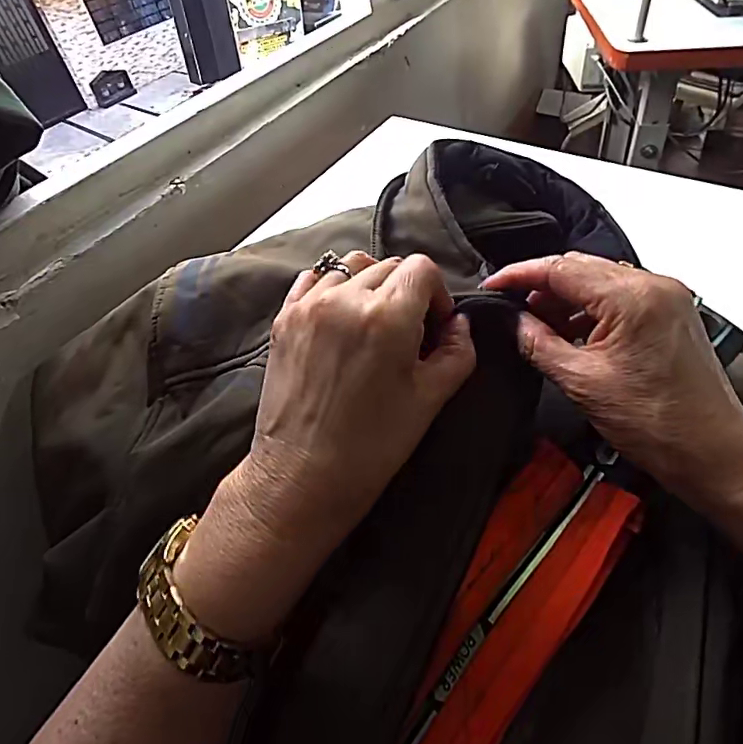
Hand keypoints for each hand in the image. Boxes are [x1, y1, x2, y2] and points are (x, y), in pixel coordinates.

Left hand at [175, 251, 475, 641]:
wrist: (302, 476)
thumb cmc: (374, 444)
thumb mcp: (432, 398)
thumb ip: (458, 350)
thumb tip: (458, 323)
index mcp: (387, 317)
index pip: (423, 269)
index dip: (438, 294)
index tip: (434, 326)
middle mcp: (345, 299)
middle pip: (390, 266)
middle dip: (408, 292)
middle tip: (408, 333)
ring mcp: (309, 306)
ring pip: (353, 266)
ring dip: (372, 285)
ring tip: (373, 323)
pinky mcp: (284, 319)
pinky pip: (314, 279)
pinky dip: (334, 287)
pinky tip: (341, 318)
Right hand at [483, 253, 742, 509]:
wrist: (713, 453)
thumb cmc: (662, 426)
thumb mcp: (582, 383)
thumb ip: (539, 344)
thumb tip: (516, 323)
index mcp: (633, 297)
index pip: (561, 268)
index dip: (520, 275)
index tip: (495, 286)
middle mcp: (656, 287)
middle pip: (582, 269)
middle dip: (542, 286)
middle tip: (512, 307)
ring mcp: (668, 299)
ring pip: (601, 282)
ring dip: (567, 299)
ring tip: (538, 324)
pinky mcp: (672, 314)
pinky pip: (622, 299)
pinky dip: (593, 310)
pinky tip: (571, 331)